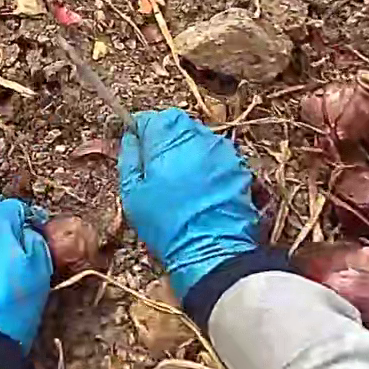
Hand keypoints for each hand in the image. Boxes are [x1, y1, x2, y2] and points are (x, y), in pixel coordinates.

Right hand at [119, 108, 259, 300]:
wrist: (212, 250)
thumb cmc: (167, 224)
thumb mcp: (132, 193)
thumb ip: (129, 158)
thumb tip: (130, 138)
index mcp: (168, 138)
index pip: (150, 118)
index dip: (140, 131)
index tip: (137, 147)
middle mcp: (197, 136)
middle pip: (176, 123)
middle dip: (165, 139)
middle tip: (157, 167)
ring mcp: (221, 149)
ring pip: (198, 137)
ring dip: (187, 149)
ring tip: (180, 179)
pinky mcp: (239, 165)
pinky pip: (216, 155)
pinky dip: (206, 163)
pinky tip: (200, 187)